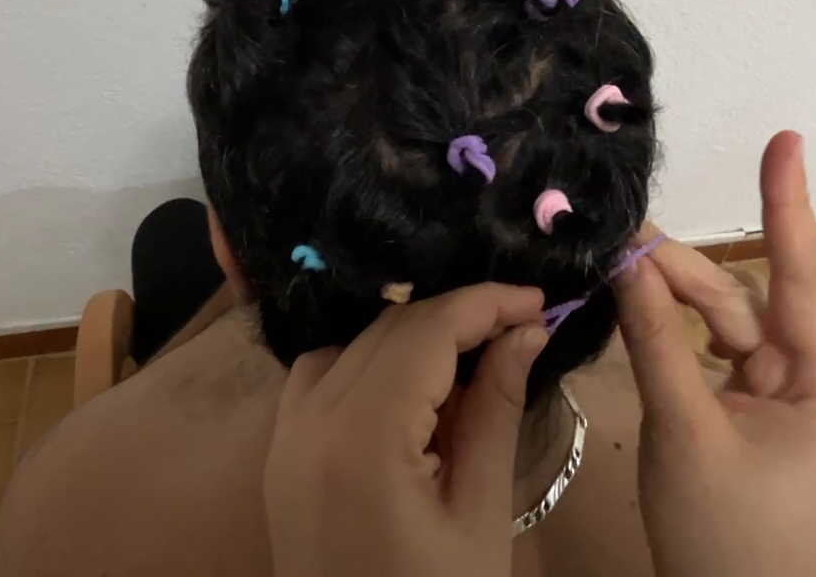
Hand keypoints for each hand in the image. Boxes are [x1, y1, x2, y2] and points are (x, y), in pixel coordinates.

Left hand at [263, 283, 549, 576]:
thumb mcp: (481, 517)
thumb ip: (497, 409)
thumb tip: (526, 331)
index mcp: (360, 437)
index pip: (425, 332)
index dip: (484, 305)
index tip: (537, 300)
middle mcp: (308, 419)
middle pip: (388, 329)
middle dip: (456, 318)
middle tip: (518, 327)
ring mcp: (283, 433)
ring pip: (352, 342)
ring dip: (412, 337)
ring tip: (472, 358)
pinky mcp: (278, 450)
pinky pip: (319, 372)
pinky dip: (366, 360)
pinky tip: (407, 387)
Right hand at [615, 131, 815, 576]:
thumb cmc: (729, 537)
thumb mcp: (685, 430)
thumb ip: (655, 337)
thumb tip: (626, 258)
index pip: (805, 276)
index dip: (790, 204)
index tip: (785, 140)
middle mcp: (814, 382)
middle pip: (744, 299)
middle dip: (682, 270)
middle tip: (617, 243)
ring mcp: (785, 399)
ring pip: (724, 321)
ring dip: (672, 297)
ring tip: (616, 272)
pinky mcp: (755, 414)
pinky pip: (714, 351)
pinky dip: (675, 329)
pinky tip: (637, 310)